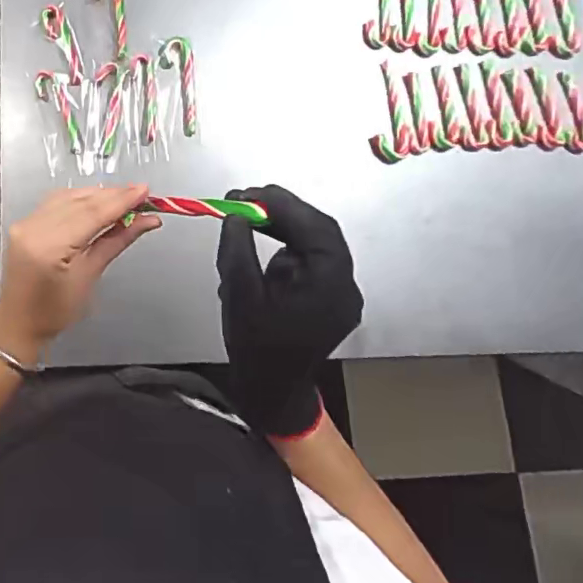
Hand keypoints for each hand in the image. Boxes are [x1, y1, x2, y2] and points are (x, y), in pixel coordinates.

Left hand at [0, 184, 159, 362]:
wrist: (20, 322)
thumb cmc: (55, 310)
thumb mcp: (90, 276)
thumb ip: (117, 240)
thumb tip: (147, 220)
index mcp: (48, 247)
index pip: (92, 214)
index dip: (121, 200)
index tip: (145, 191)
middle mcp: (33, 228)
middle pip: (80, 203)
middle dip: (112, 196)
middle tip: (142, 194)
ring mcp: (25, 224)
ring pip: (68, 198)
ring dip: (97, 195)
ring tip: (125, 197)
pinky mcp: (24, 223)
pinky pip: (55, 203)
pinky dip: (79, 200)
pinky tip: (97, 201)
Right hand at [215, 185, 362, 438]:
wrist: (272, 390)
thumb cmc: (255, 346)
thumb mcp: (239, 293)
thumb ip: (238, 249)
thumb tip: (236, 217)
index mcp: (330, 282)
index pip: (313, 227)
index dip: (280, 204)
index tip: (248, 192)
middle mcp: (345, 285)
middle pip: (318, 233)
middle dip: (282, 214)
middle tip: (245, 202)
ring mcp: (341, 293)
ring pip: (315, 246)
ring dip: (284, 231)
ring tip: (248, 224)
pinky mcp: (330, 300)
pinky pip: (310, 264)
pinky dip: (287, 251)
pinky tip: (262, 255)